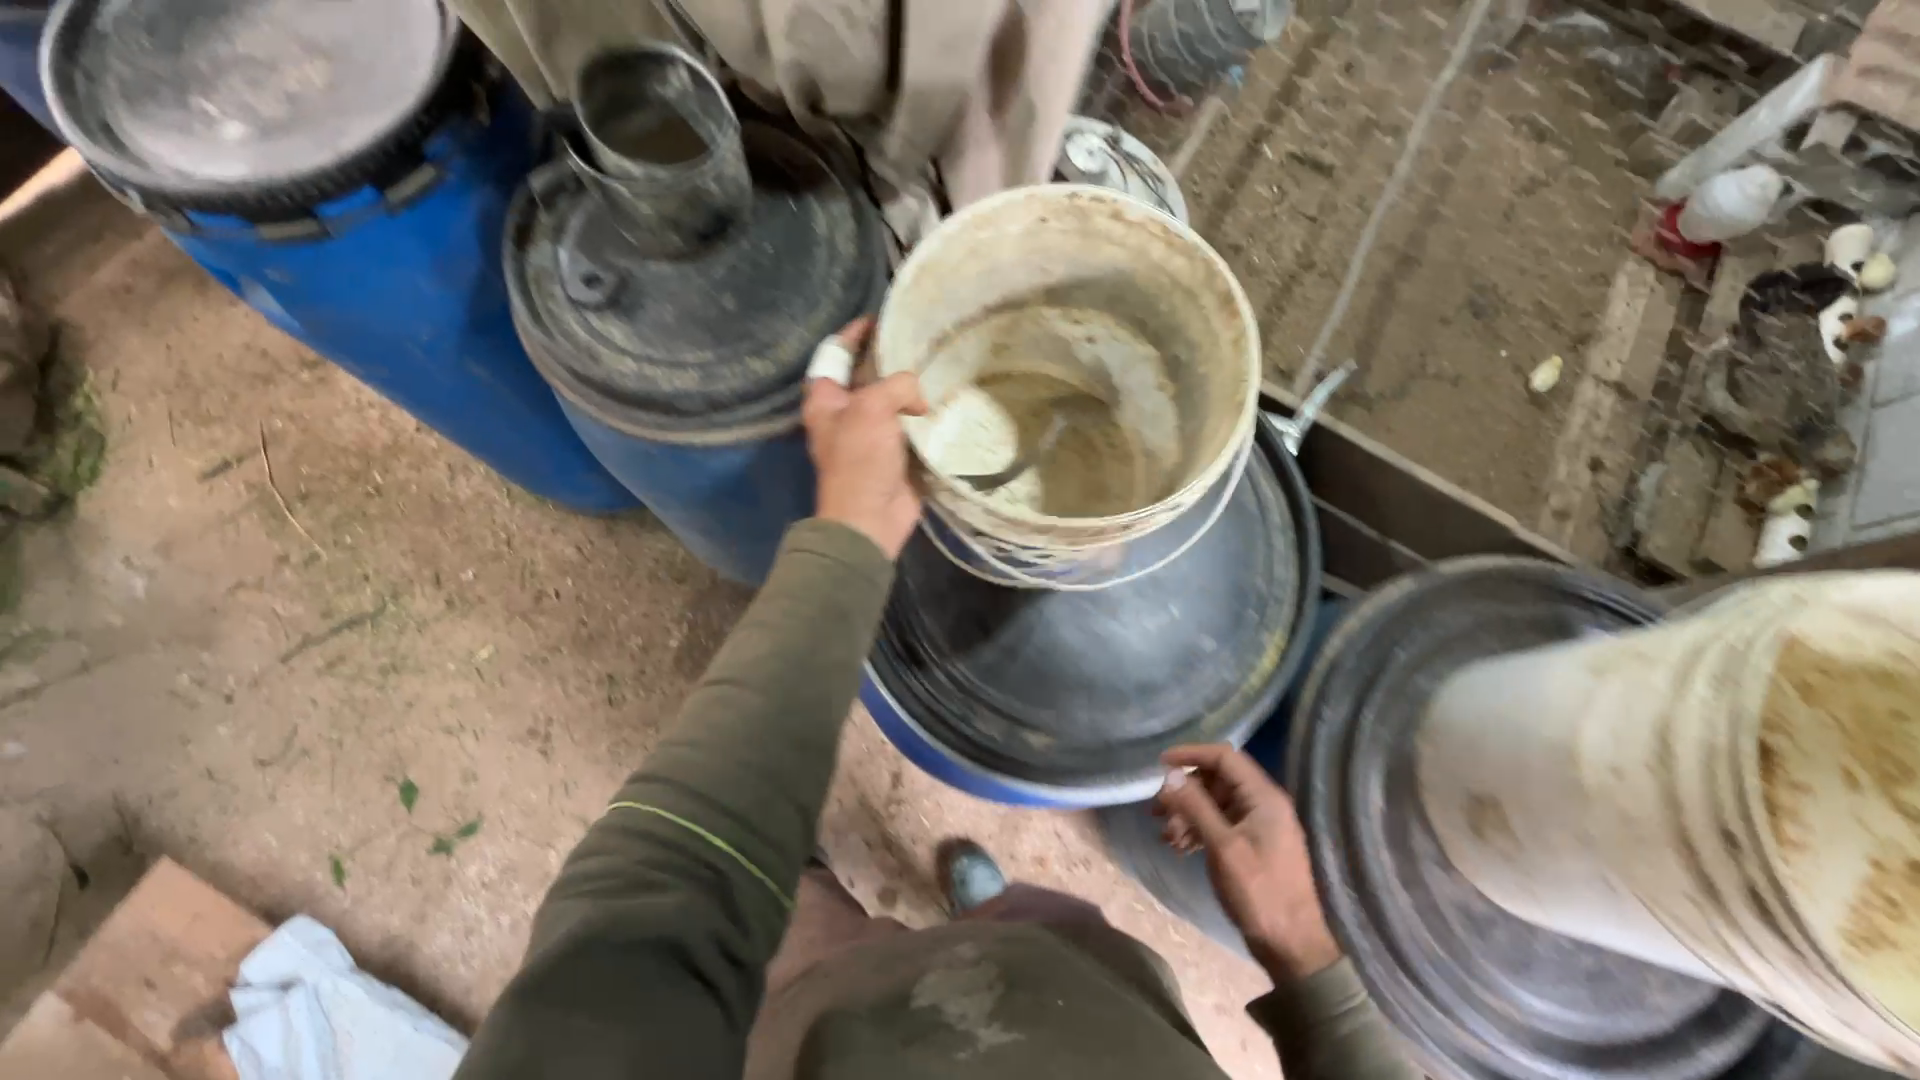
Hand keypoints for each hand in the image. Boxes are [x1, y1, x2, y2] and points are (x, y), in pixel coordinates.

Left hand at [802, 317, 928, 558]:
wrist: (871, 518)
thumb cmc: (860, 460)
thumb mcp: (872, 408)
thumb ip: (897, 385)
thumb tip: (919, 400)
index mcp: (825, 400)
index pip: (835, 354)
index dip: (854, 334)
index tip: (878, 319)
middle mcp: (846, 413)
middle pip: (868, 376)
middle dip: (891, 360)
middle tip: (919, 340)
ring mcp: (871, 434)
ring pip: (893, 401)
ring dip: (913, 389)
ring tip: (938, 365)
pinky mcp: (895, 453)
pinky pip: (911, 426)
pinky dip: (926, 416)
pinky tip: (945, 400)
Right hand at [1153, 744, 1341, 983]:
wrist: (1292, 946)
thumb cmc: (1259, 893)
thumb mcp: (1223, 847)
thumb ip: (1196, 807)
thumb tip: (1169, 775)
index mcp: (1264, 798)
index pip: (1224, 758)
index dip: (1191, 755)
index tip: (1159, 765)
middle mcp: (1263, 805)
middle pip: (1217, 780)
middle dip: (1185, 792)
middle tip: (1157, 812)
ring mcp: (1259, 826)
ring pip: (1215, 804)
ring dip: (1187, 814)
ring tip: (1167, 838)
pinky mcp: (1252, 846)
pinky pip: (1219, 825)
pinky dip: (1198, 830)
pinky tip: (1180, 848)